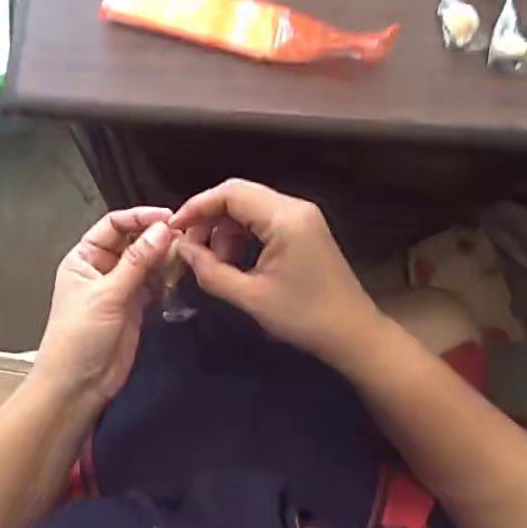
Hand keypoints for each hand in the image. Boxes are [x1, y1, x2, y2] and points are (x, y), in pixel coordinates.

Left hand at [35, 207, 178, 409]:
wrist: (78, 385)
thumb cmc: (80, 336)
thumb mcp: (107, 294)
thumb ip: (137, 262)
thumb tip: (163, 229)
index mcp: (84, 258)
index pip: (113, 225)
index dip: (139, 217)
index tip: (168, 217)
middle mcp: (102, 268)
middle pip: (133, 241)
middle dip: (156, 237)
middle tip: (186, 235)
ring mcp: (120, 288)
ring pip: (147, 262)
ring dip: (165, 257)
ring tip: (188, 253)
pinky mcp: (136, 306)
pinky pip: (154, 283)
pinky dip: (168, 277)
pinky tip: (182, 273)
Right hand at [171, 179, 383, 365]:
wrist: (353, 334)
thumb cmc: (304, 318)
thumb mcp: (250, 297)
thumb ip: (210, 270)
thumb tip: (182, 249)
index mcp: (284, 218)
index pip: (230, 193)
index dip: (196, 207)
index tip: (174, 230)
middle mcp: (294, 207)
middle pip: (238, 194)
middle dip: (208, 218)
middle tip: (190, 248)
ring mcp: (302, 216)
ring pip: (249, 206)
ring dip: (224, 229)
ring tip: (215, 262)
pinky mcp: (304, 228)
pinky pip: (263, 219)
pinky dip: (242, 234)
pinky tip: (234, 261)